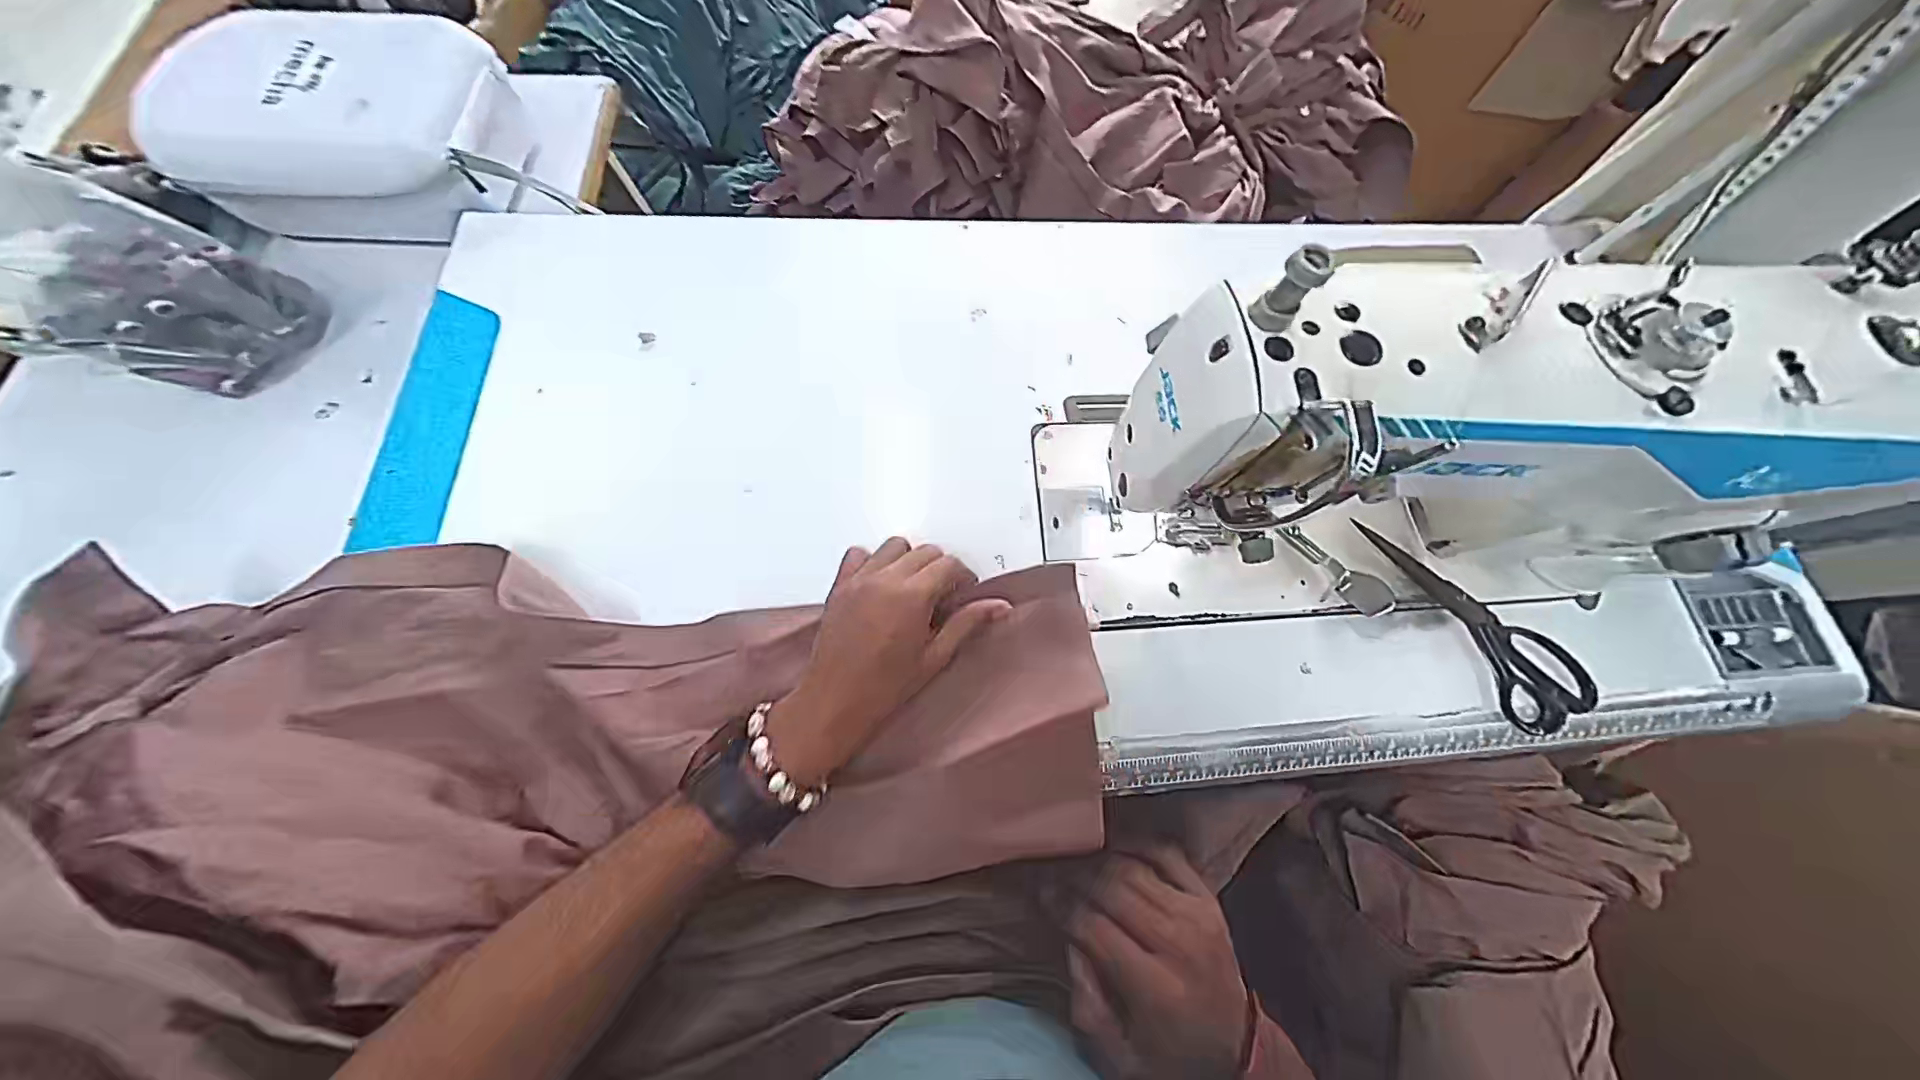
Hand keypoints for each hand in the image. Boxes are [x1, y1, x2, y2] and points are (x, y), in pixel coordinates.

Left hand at [766, 538, 1010, 784]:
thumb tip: (998, 606)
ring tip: (911, 588)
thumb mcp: (934, 656)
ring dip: (908, 559)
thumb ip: (966, 623)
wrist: (836, 700)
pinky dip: (872, 560)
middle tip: (941, 595)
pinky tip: (880, 584)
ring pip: (894, 547)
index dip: (962, 576)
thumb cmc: (886, 686)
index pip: (948, 564)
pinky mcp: (839, 586)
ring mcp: (859, 580)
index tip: (963, 593)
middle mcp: (885, 579)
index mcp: (912, 596)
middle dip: (940, 568)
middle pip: (924, 551)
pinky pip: (858, 554)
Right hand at [1061, 845, 1252, 1079]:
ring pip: (1132, 868)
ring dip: (1098, 861)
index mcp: (1156, 988)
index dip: (1060, 906)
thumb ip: (1087, 1003)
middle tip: (1053, 876)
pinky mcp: (1208, 898)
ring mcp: (1197, 915)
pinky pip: (1166, 853)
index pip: (1093, 926)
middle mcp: (1178, 944)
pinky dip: (1136, 845)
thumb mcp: (1121, 1054)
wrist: (1235, 1045)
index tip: (1041, 896)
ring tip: (1077, 866)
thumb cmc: (1170, 1052)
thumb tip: (1067, 942)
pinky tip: (1115, 851)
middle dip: (1073, 878)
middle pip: (1110, 889)